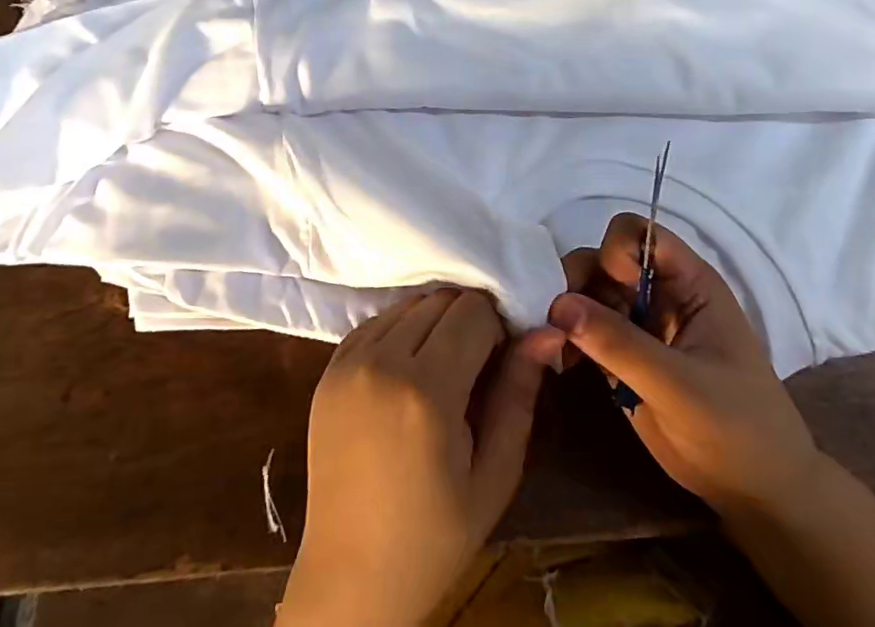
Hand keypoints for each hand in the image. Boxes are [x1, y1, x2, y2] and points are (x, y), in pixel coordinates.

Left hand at [276, 289, 563, 626]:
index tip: (502, 362)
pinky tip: (409, 372)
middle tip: (477, 367)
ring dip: (434, 322)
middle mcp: (381, 363)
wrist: (351, 575)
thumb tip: (546, 331)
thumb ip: (519, 393)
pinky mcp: (327, 371)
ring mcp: (347, 364)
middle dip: (468, 321)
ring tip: (443, 370)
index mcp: (426, 390)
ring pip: (408, 304)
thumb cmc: (436, 534)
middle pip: (440, 299)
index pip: (473, 310)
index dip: (498, 328)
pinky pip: (375, 323)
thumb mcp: (496, 473)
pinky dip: (400, 331)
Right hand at [551, 214, 822, 514]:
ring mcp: (640, 326)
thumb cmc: (735, 427)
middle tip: (555, 322)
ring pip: (588, 295)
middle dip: (577, 283)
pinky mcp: (623, 357)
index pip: (641, 234)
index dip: (618, 252)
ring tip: (553, 348)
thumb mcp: (680, 385)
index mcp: (689, 283)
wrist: (754, 489)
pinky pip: (585, 331)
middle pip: (604, 261)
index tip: (613, 292)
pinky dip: (566, 340)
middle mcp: (660, 294)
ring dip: (564, 313)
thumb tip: (558, 305)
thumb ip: (620, 344)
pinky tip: (559, 364)